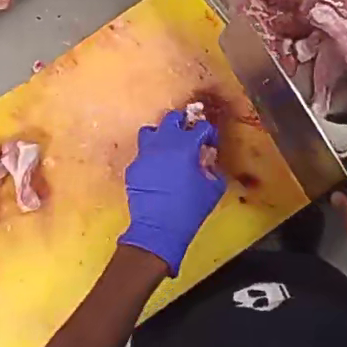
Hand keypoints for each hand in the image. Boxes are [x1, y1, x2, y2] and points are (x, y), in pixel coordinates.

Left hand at [118, 109, 227, 274]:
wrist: (159, 228)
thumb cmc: (190, 209)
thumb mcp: (213, 189)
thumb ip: (213, 170)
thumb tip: (208, 164)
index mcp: (186, 145)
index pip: (201, 127)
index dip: (209, 134)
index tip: (210, 144)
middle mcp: (163, 143)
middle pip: (172, 119)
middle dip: (183, 124)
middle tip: (188, 136)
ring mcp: (144, 154)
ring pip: (151, 131)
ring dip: (161, 136)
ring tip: (168, 149)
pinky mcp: (133, 167)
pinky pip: (143, 154)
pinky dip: (151, 158)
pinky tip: (157, 172)